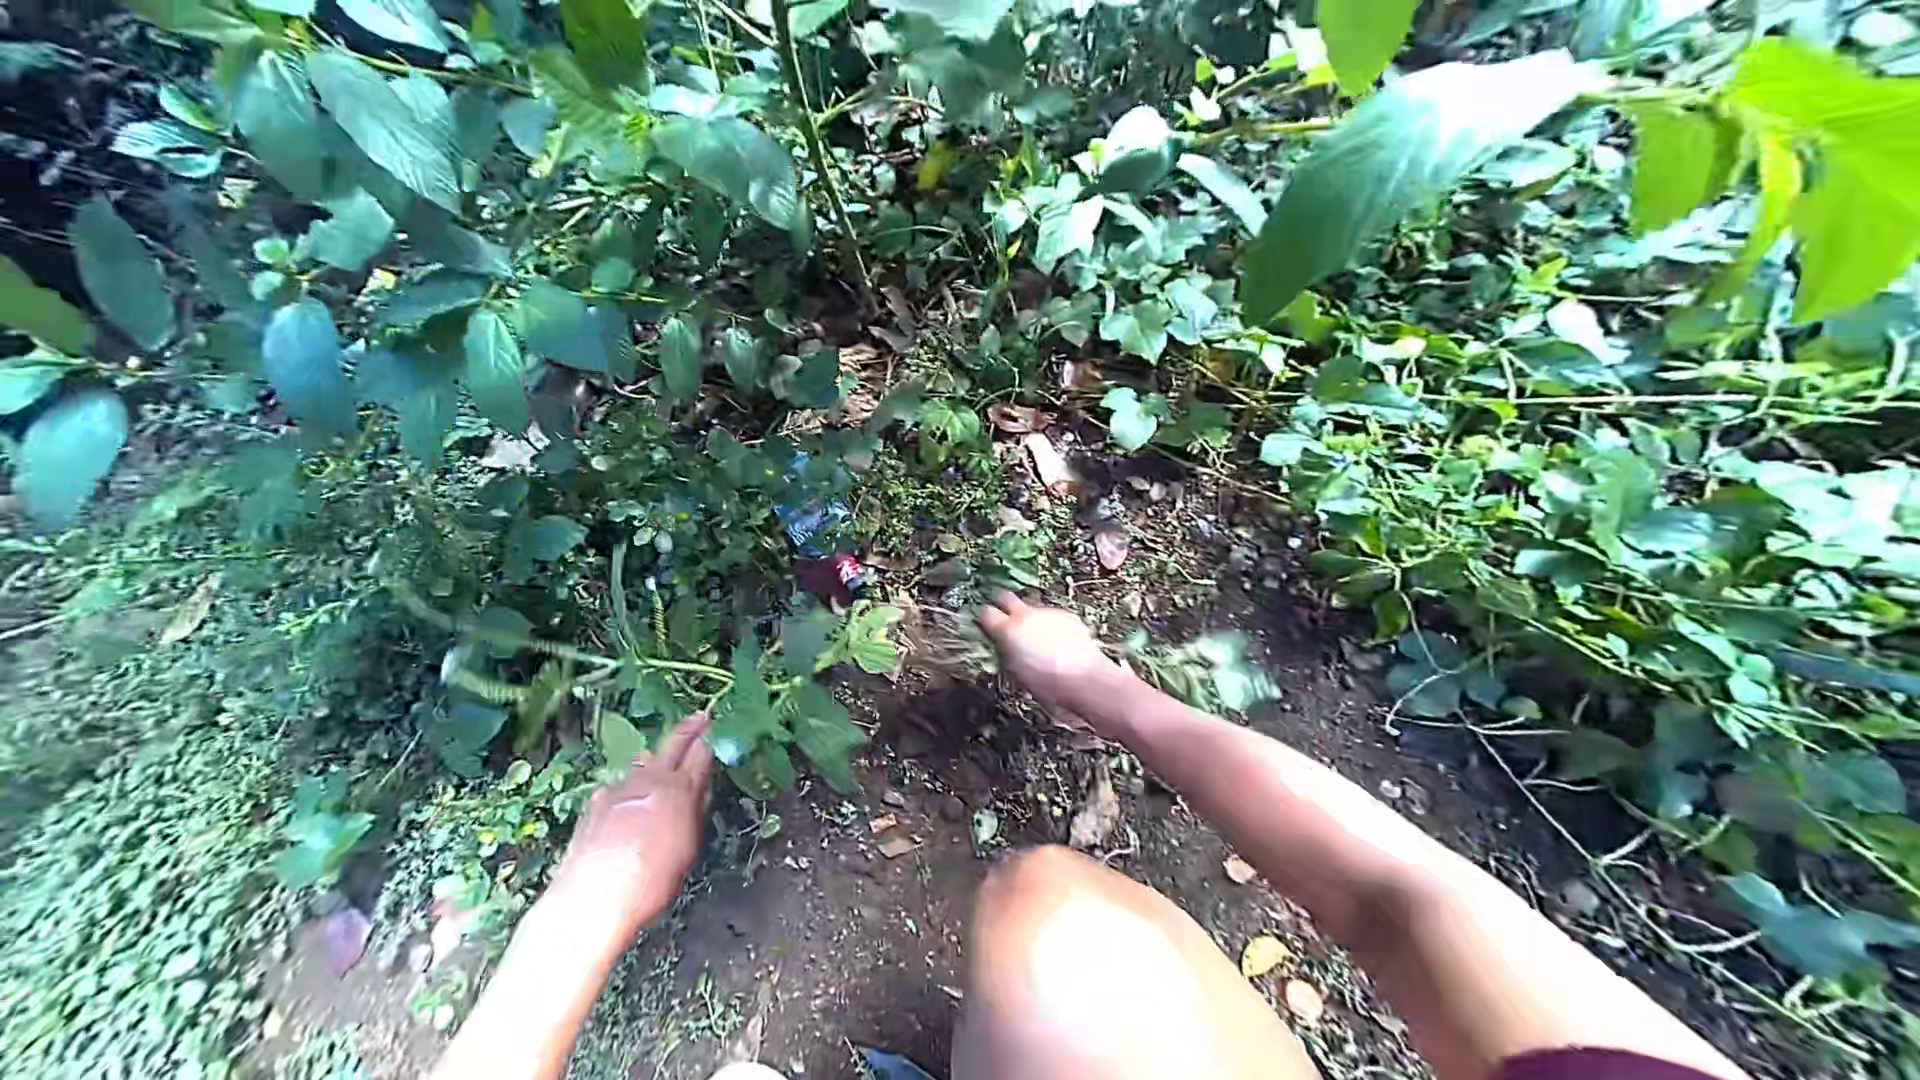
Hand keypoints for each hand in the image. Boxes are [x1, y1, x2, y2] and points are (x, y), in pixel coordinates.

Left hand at [553, 713, 713, 935]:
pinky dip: (629, 787)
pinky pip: (620, 784)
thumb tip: (698, 790)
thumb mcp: (688, 847)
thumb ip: (693, 811)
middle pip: (674, 742)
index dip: (711, 739)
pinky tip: (628, 803)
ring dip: (656, 758)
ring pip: (644, 761)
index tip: (717, 728)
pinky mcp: (597, 801)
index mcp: (681, 790)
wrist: (591, 898)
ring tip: (663, 761)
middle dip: (690, 728)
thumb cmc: (652, 881)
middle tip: (701, 717)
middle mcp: (651, 779)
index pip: (701, 753)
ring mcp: (621, 787)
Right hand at [975, 591, 1124, 721]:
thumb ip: (1006, 652)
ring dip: (1029, 616)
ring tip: (1035, 636)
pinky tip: (1057, 640)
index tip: (986, 624)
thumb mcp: (1015, 672)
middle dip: (1002, 604)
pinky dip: (1050, 624)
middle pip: (1006, 597)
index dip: (984, 618)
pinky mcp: (1067, 615)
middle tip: (1004, 618)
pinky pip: (1052, 615)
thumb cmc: (1048, 685)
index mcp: (1008, 631)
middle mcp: (1025, 616)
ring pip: (1031, 606)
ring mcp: (1047, 613)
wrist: (1085, 680)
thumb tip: (1003, 645)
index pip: (986, 613)